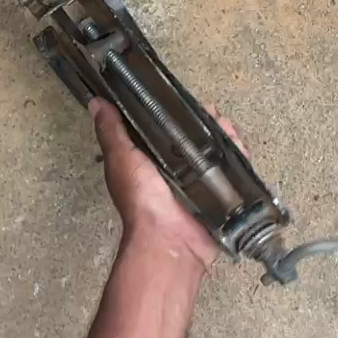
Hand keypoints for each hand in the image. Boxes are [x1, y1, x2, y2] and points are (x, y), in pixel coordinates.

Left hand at [89, 98, 221, 267]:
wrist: (168, 237)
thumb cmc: (141, 201)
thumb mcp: (122, 159)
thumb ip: (112, 132)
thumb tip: (97, 104)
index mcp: (150, 161)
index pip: (167, 129)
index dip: (177, 113)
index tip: (186, 100)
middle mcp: (176, 170)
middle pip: (196, 138)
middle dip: (207, 123)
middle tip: (215, 115)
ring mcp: (199, 182)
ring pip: (216, 151)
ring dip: (225, 137)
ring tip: (229, 129)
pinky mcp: (217, 193)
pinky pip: (231, 171)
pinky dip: (238, 158)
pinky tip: (241, 148)